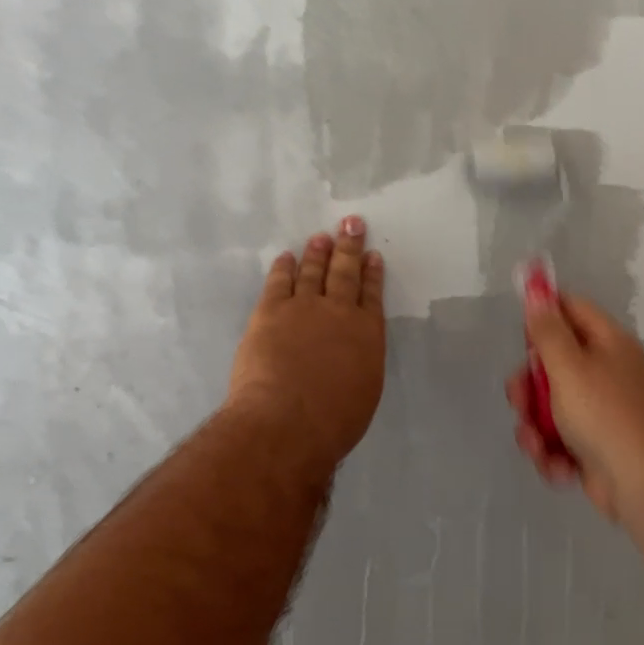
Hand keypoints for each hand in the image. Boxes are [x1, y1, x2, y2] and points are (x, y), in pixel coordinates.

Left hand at [228, 216, 387, 465]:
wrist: (288, 420)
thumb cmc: (334, 421)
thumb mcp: (363, 394)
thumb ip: (358, 367)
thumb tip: (350, 359)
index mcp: (367, 335)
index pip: (371, 296)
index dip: (372, 274)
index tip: (372, 255)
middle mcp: (339, 313)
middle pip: (345, 273)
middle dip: (349, 247)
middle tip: (351, 222)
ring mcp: (304, 308)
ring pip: (313, 272)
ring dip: (317, 252)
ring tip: (321, 236)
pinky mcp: (271, 311)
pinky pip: (279, 282)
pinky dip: (284, 268)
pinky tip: (286, 257)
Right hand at [505, 294, 643, 521]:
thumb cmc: (607, 417)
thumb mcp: (569, 368)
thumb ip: (547, 330)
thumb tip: (536, 289)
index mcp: (606, 342)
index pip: (569, 309)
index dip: (541, 318)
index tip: (521, 339)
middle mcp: (604, 371)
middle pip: (549, 364)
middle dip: (528, 389)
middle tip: (522, 404)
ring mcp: (599, 410)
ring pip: (548, 407)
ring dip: (535, 428)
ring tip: (540, 447)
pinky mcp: (593, 445)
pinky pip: (559, 439)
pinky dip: (553, 453)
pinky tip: (559, 467)